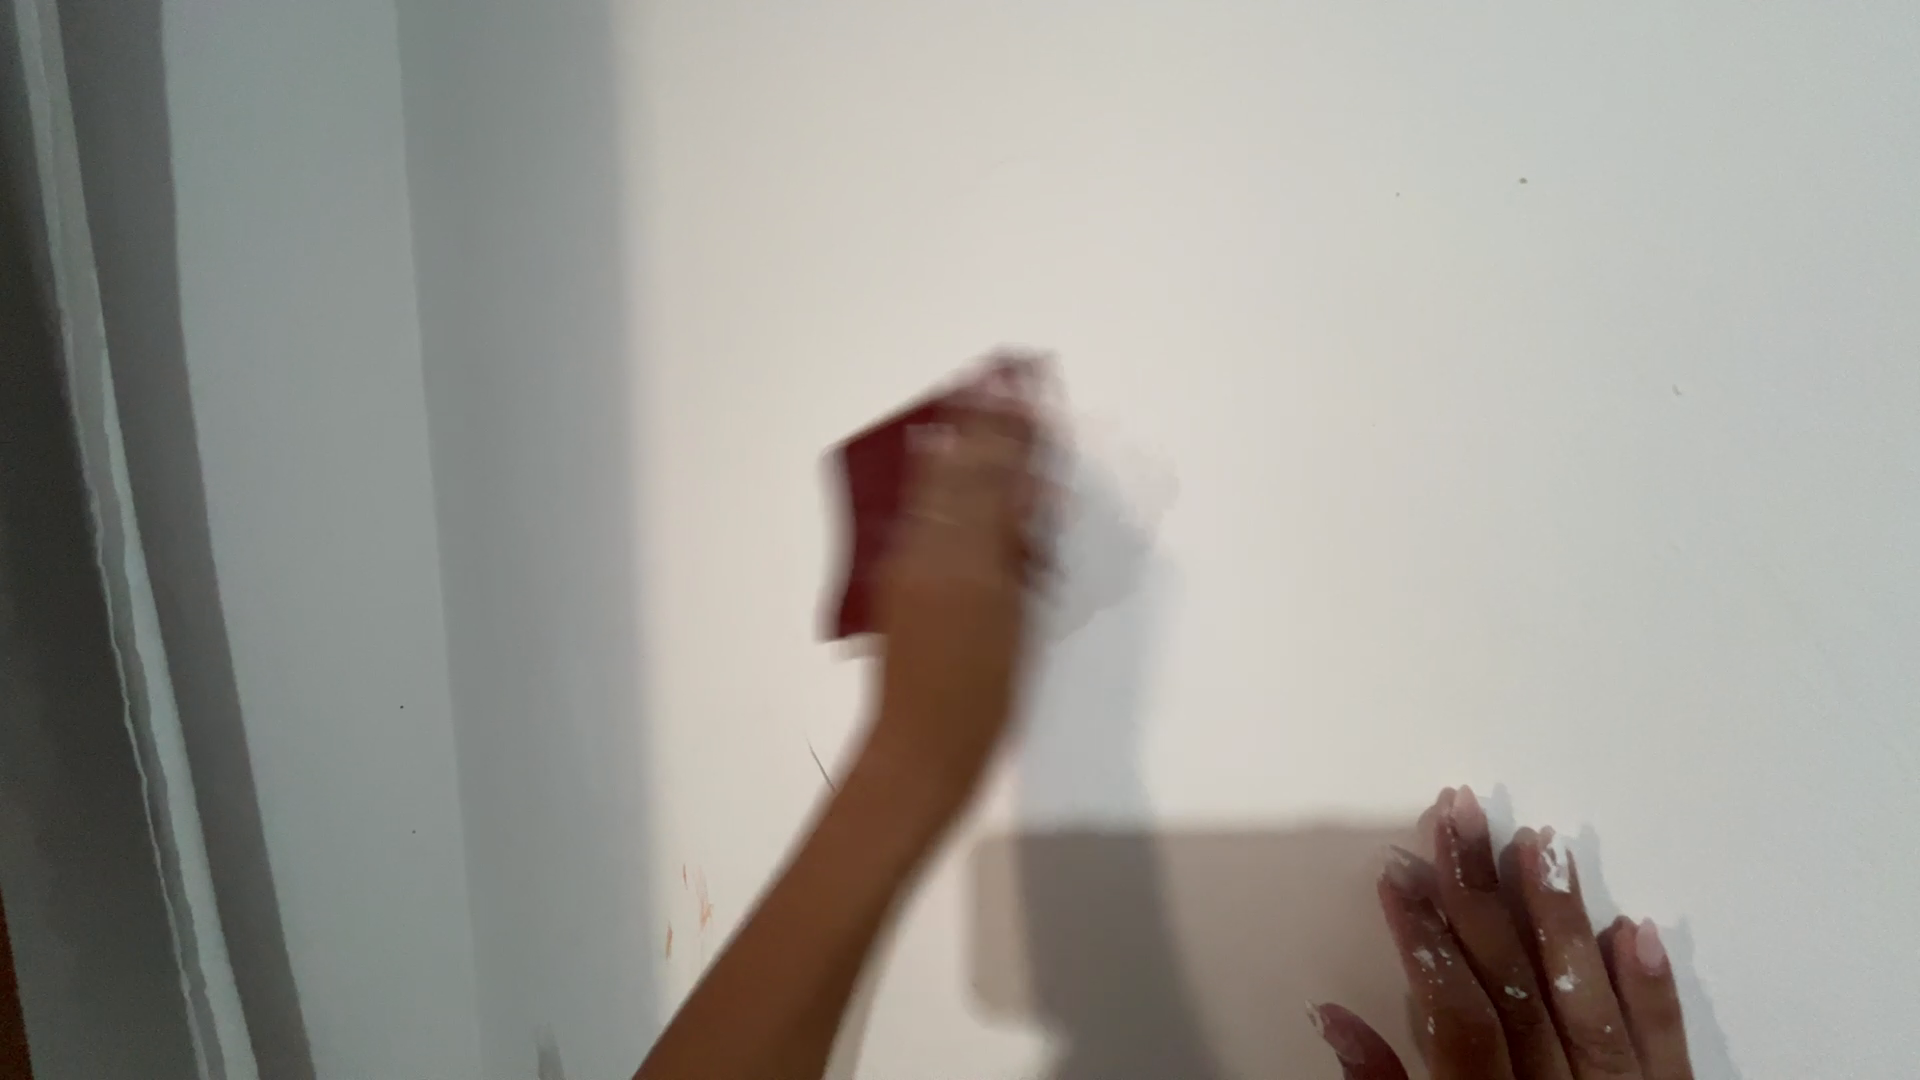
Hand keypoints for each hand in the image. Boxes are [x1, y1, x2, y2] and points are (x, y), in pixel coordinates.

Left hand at [858, 373, 1044, 805]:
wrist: (920, 749)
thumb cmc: (979, 699)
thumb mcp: (1010, 624)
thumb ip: (1011, 554)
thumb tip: (1023, 495)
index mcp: (965, 563)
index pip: (992, 485)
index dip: (1011, 441)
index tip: (1027, 399)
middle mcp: (931, 553)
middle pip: (960, 478)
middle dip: (982, 429)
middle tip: (995, 381)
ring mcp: (911, 569)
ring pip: (936, 494)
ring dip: (957, 446)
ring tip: (966, 401)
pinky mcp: (901, 588)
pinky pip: (921, 521)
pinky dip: (935, 486)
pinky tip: (937, 461)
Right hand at [1312, 787, 1694, 1079]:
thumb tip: (1329, 1012)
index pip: (1458, 1012)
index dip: (1423, 937)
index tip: (1399, 869)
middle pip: (1516, 984)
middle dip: (1481, 893)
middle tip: (1460, 814)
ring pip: (1589, 1002)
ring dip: (1562, 916)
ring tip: (1541, 840)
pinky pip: (1668, 1056)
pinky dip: (1653, 992)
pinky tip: (1635, 927)